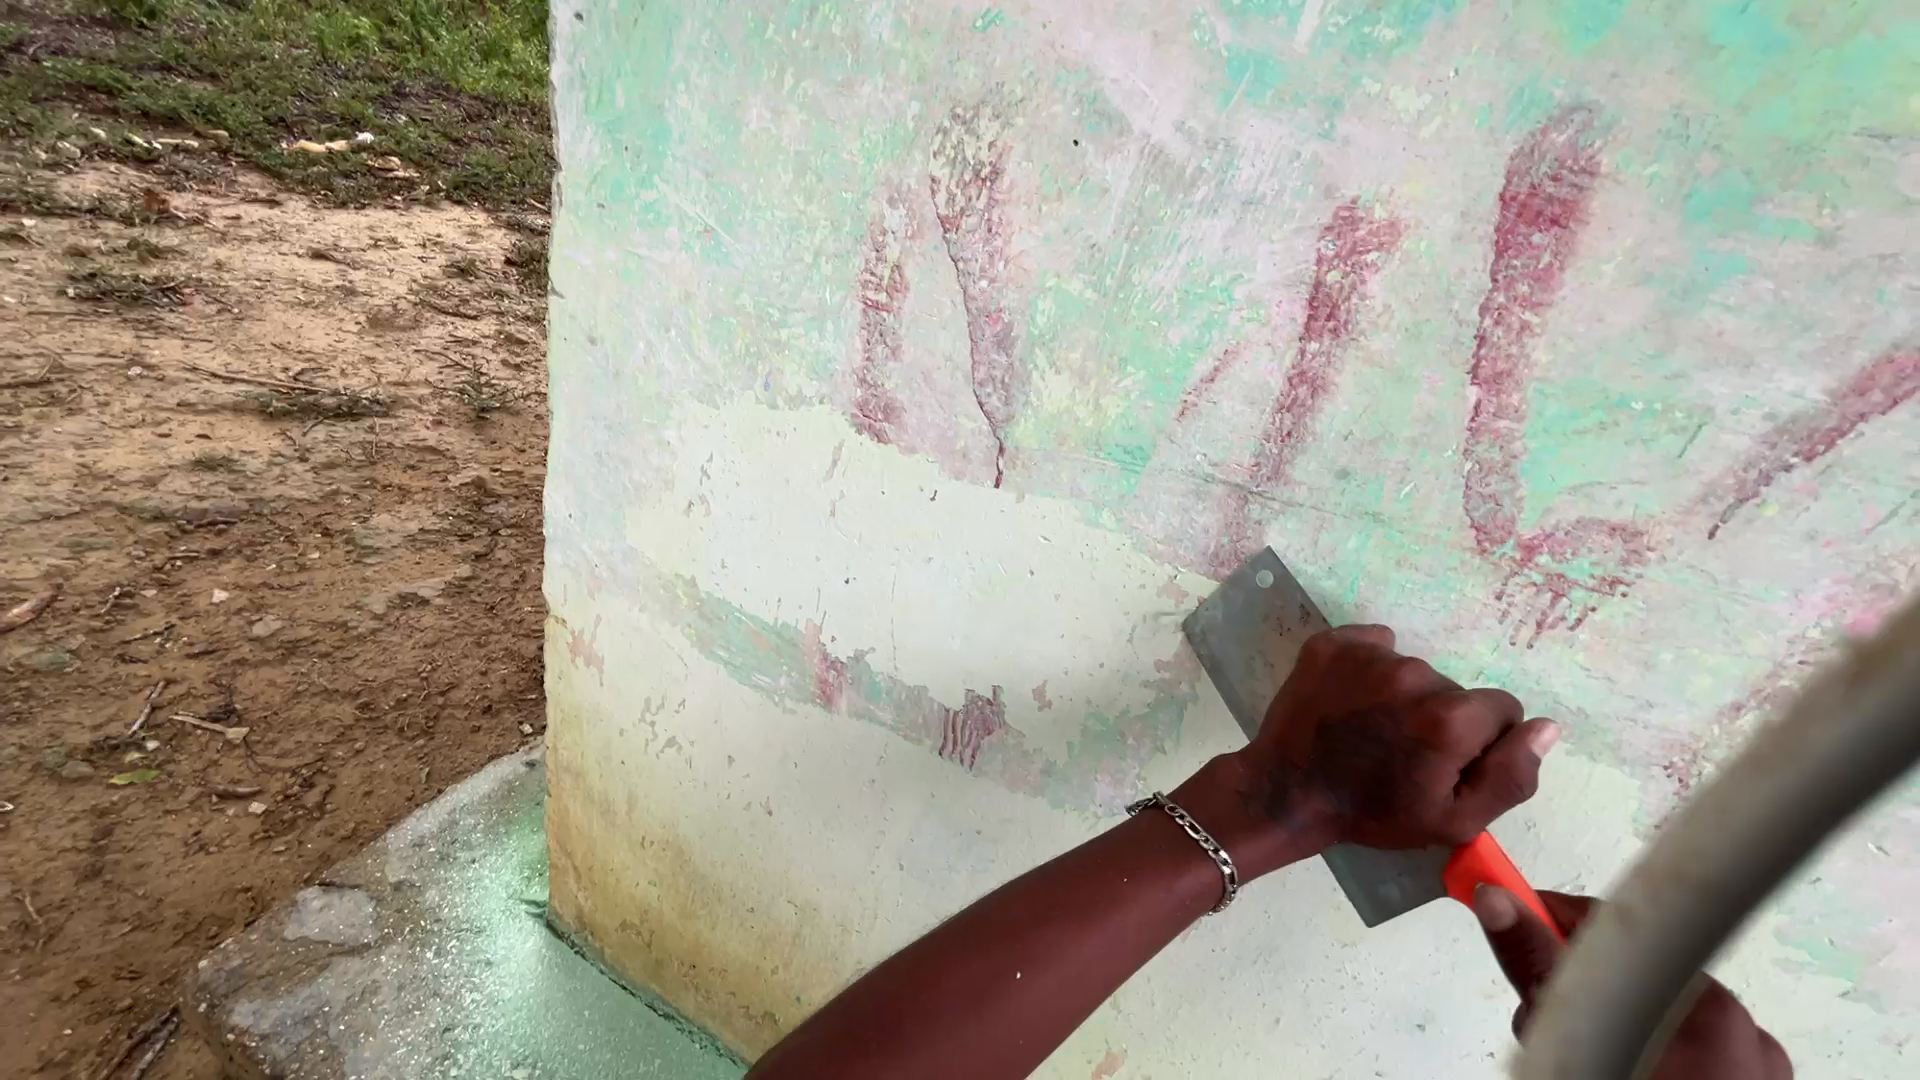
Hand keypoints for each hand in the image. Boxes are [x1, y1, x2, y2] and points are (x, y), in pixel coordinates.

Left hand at [1173, 624, 1557, 876]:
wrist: (1286, 790)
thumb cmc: (1373, 811)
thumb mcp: (1455, 819)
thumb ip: (1511, 775)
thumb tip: (1546, 727)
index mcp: (1449, 717)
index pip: (1500, 709)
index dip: (1479, 739)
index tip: (1443, 760)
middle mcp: (1412, 673)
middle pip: (1452, 688)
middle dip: (1438, 716)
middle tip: (1398, 748)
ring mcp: (1366, 653)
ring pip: (1412, 667)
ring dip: (1401, 692)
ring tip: (1368, 726)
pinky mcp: (1329, 643)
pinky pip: (1373, 642)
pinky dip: (1367, 665)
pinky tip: (1349, 697)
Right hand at [1477, 889, 1792, 1078]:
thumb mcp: (1567, 1035)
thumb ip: (1532, 963)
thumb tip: (1497, 899)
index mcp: (1701, 1000)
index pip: (1604, 922)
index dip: (1546, 920)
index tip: (1505, 917)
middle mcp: (1742, 1028)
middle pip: (1624, 965)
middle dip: (1570, 983)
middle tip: (1542, 1021)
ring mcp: (1756, 1068)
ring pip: (1647, 1006)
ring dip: (1602, 1020)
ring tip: (1579, 1057)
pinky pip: (1678, 1045)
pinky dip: (1639, 1049)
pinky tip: (1614, 1068)